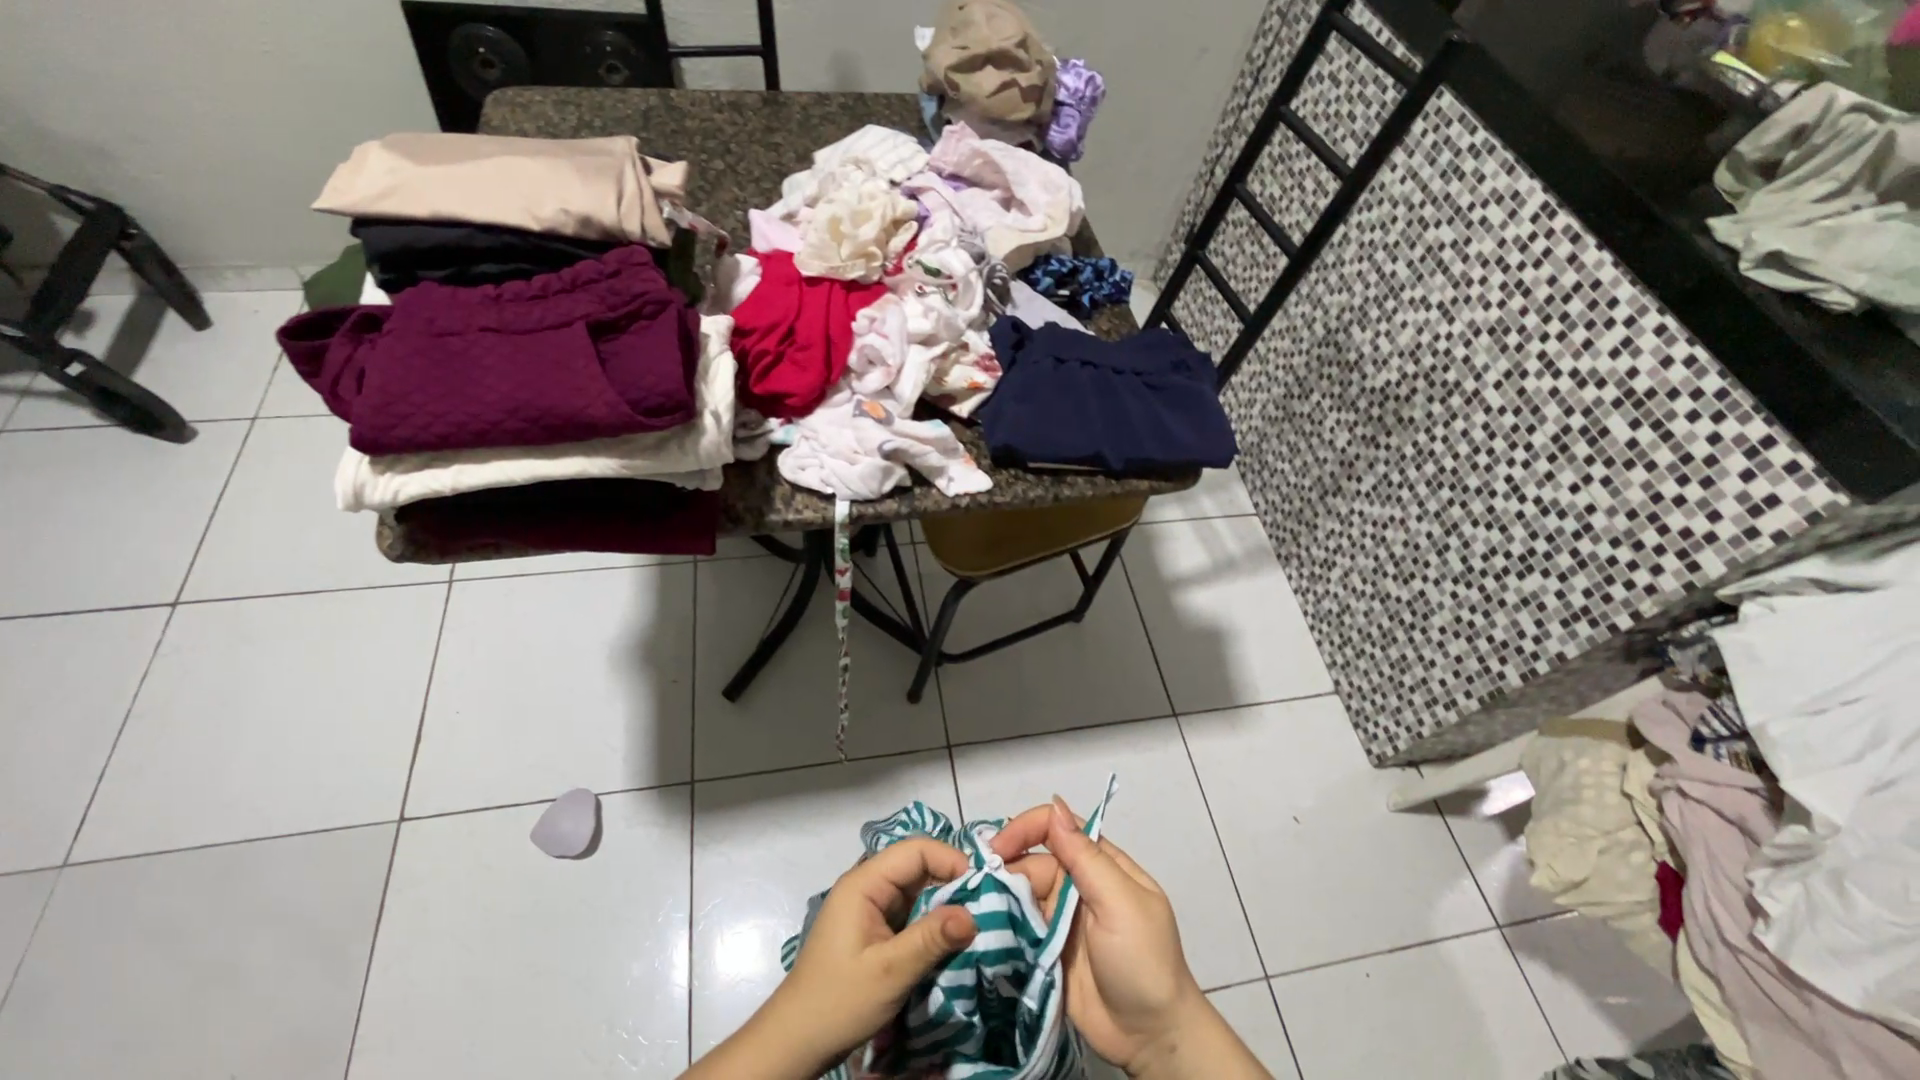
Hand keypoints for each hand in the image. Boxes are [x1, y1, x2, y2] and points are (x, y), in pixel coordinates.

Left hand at [687, 838, 978, 1079]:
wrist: (798, 1040)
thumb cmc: (838, 1001)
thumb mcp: (889, 971)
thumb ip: (931, 939)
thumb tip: (974, 914)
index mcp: (864, 884)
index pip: (915, 850)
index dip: (950, 861)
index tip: (980, 891)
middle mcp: (868, 887)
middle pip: (919, 867)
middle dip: (953, 883)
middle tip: (985, 909)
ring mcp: (871, 909)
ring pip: (919, 891)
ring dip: (946, 905)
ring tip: (975, 925)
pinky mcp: (876, 931)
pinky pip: (913, 914)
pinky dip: (934, 923)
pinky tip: (953, 941)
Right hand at [991, 797, 1211, 1073]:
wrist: (1151, 1037)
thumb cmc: (1144, 962)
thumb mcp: (1120, 903)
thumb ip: (1085, 857)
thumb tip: (1055, 806)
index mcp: (1101, 866)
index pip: (1057, 829)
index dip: (1025, 830)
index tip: (997, 849)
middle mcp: (1077, 887)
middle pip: (1031, 862)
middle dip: (1003, 867)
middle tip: (972, 885)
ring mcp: (1060, 921)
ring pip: (1019, 895)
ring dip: (996, 897)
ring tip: (968, 909)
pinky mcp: (1045, 951)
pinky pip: (1016, 928)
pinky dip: (998, 925)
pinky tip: (976, 928)